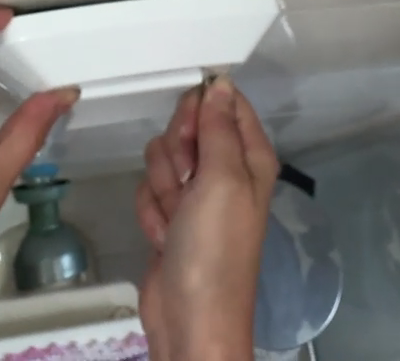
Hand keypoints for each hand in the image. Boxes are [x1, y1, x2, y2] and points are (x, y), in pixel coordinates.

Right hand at [134, 77, 278, 360]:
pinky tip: (164, 235)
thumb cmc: (215, 247)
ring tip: (177, 217)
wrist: (189, 318)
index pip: (227, 103)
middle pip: (190, 125)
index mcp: (250, 156)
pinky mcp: (170, 212)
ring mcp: (196, 192)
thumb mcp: (222, 178)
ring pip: (163, 155)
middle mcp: (225, 169)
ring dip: (163, 186)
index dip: (203, 108)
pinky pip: (149, 187)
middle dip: (178, 152)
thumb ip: (218, 126)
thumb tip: (221, 82)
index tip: (193, 129)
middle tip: (187, 179)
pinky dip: (152, 210)